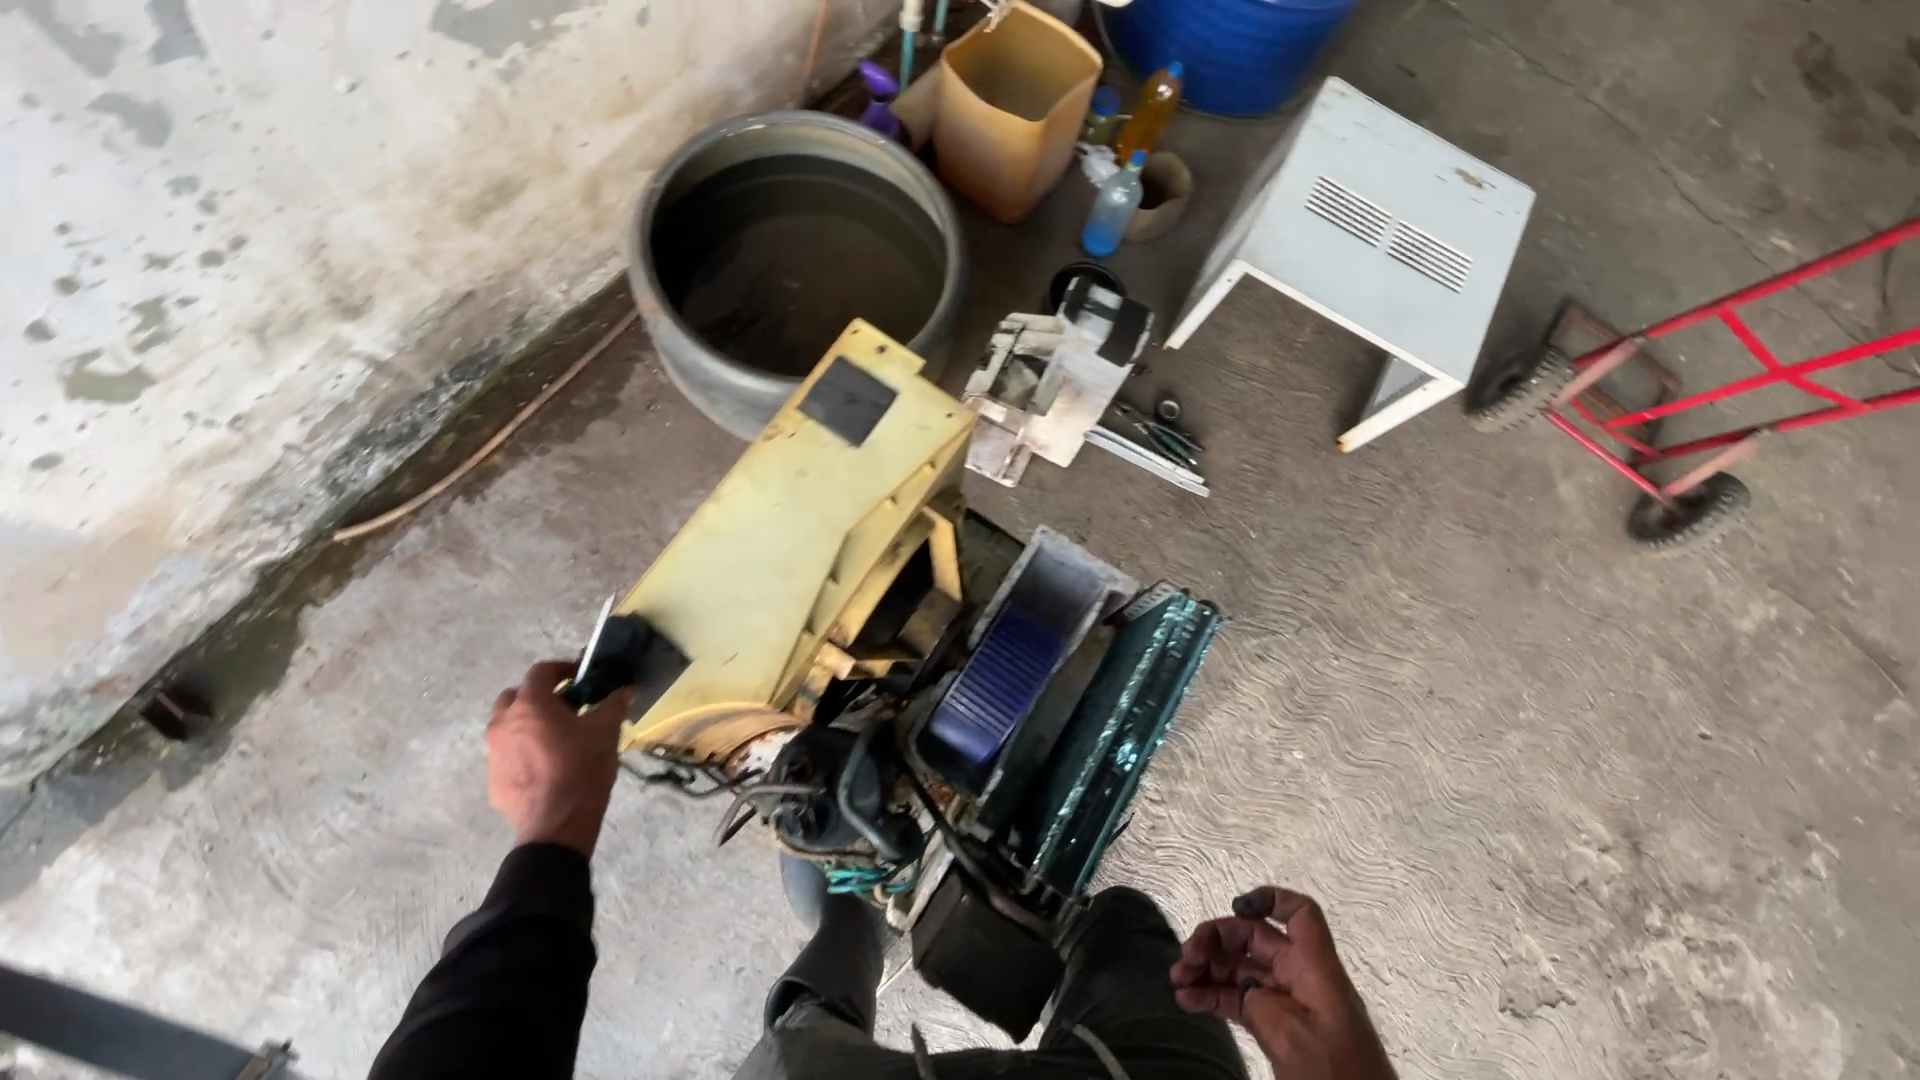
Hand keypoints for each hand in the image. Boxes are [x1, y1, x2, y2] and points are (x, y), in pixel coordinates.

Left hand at [485, 659, 632, 856]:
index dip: (561, 669)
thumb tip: (625, 691)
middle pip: (514, 697)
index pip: (540, 671)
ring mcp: (493, 752)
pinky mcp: (493, 779)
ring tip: (554, 738)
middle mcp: (503, 723)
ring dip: (526, 724)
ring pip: (506, 727)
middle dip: (537, 696)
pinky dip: (522, 751)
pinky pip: (506, 755)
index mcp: (530, 705)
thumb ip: (613, 705)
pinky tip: (545, 766)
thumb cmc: (583, 767)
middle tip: (563, 707)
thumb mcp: (606, 731)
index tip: (578, 677)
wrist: (557, 822)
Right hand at [1170, 887, 1395, 1079]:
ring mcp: (1286, 1002)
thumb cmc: (1336, 1078)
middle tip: (1184, 960)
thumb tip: (1242, 989)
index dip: (1269, 899)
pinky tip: (1187, 1001)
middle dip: (1216, 940)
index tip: (1235, 907)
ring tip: (1177, 981)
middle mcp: (1300, 977)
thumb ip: (1261, 1004)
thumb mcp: (1293, 1040)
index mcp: (1315, 969)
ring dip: (1207, 969)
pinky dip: (1213, 996)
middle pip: (1255, 937)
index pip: (1300, 914)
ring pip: (1241, 968)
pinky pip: (1239, 998)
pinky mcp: (1276, 1027)